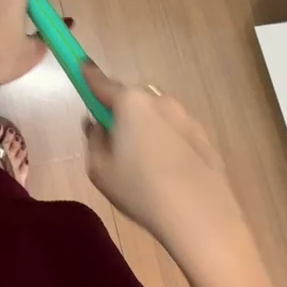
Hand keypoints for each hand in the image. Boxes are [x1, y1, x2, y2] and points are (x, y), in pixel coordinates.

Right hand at [81, 63, 242, 246]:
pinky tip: (170, 175)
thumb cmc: (142, 191)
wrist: (203, 220)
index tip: (80, 65)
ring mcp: (187, 118)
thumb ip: (94, 140)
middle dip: (121, 112)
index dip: (87, 75)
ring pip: (156, 115)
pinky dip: (169, 144)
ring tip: (146, 167)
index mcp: (130, 102)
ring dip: (147, 128)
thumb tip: (98, 125)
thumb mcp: (100, 170)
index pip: (101, 81)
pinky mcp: (206, 139)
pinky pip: (177, 133)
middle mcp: (159, 101)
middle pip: (131, 98)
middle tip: (115, 144)